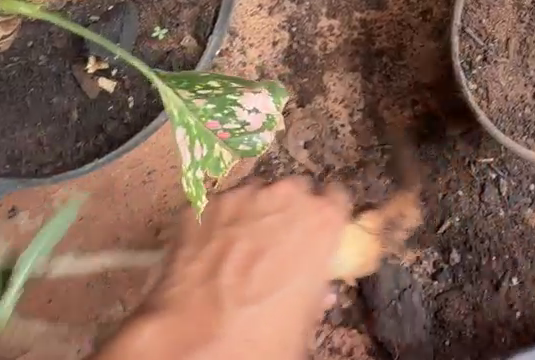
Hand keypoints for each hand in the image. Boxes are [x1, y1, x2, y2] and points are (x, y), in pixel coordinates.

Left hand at [95, 177, 349, 359]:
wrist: (198, 343)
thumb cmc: (263, 337)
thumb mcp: (306, 319)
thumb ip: (315, 290)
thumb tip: (316, 289)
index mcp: (322, 220)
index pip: (336, 198)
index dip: (325, 217)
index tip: (318, 233)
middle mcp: (286, 196)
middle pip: (294, 191)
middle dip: (287, 213)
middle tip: (275, 248)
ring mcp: (243, 196)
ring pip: (254, 196)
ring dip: (251, 216)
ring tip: (236, 253)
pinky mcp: (205, 206)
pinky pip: (219, 209)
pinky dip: (217, 226)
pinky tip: (208, 256)